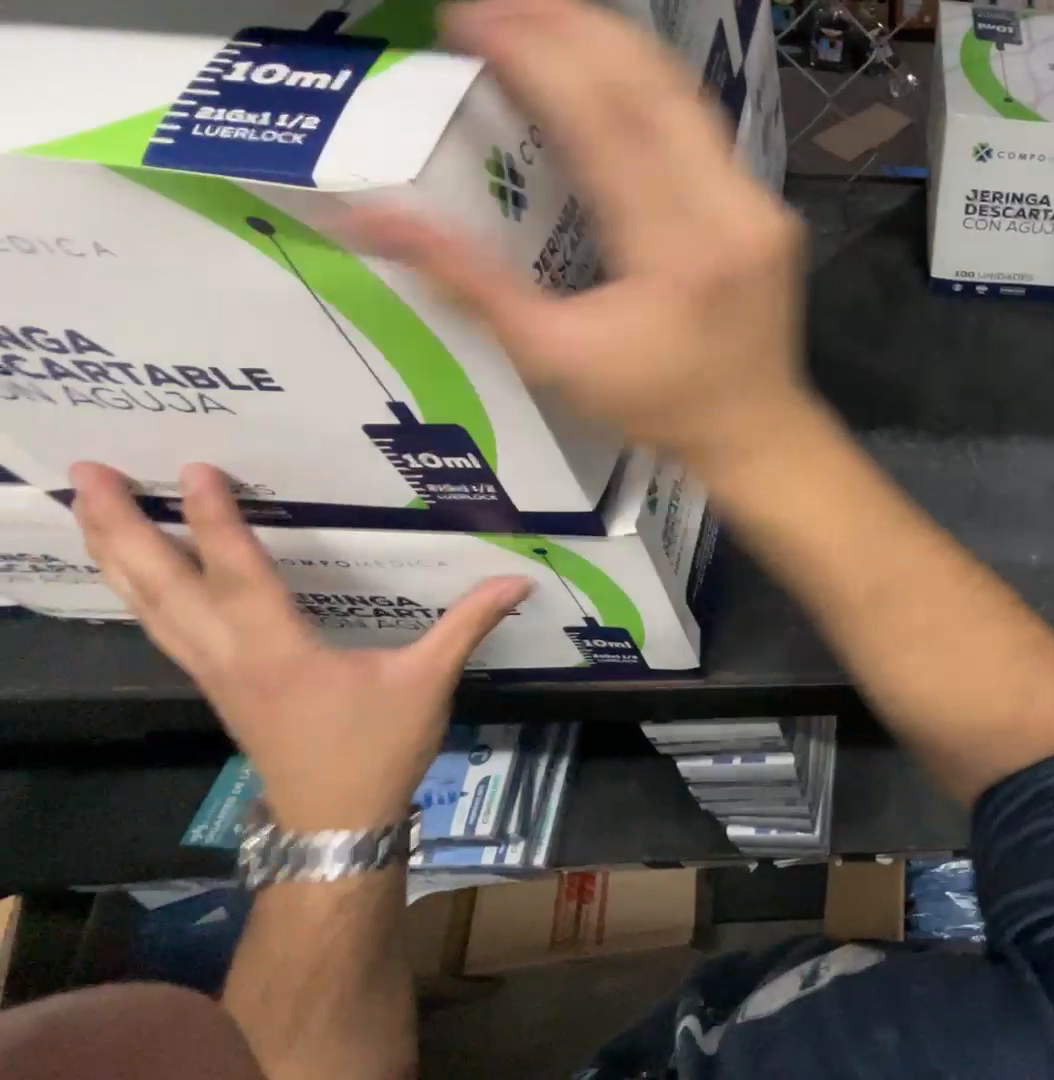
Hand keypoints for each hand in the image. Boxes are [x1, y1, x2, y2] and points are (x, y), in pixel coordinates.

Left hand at [69, 462, 530, 830]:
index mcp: (278, 652)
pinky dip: (138, 590)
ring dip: (113, 554)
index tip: (195, 469)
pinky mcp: (217, 685)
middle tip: (82, 471)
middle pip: (157, 584)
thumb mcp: (430, 681)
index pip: (238, 573)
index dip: (217, 520)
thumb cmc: (380, 746)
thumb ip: (468, 624)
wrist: (335, 817)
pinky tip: (138, 576)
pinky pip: (161, 627)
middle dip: (117, 526)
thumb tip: (519, 580)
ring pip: (145, 606)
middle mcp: (228, 656)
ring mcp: (213, 673)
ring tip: (88, 506)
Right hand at [347, 0, 812, 470]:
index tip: (468, 20)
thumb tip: (367, 217)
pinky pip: (706, 130)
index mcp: (678, 254)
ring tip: (544, 21)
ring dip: (614, 48)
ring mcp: (762, 209)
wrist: (759, 429)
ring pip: (687, 98)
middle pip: (652, 87)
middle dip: (571, 26)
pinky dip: (650, 93)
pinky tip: (607, 81)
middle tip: (499, 4)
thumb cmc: (661, 405)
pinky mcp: (772, 212)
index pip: (605, 123)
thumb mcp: (558, 359)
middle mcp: (731, 216)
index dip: (536, 55)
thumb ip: (471, 283)